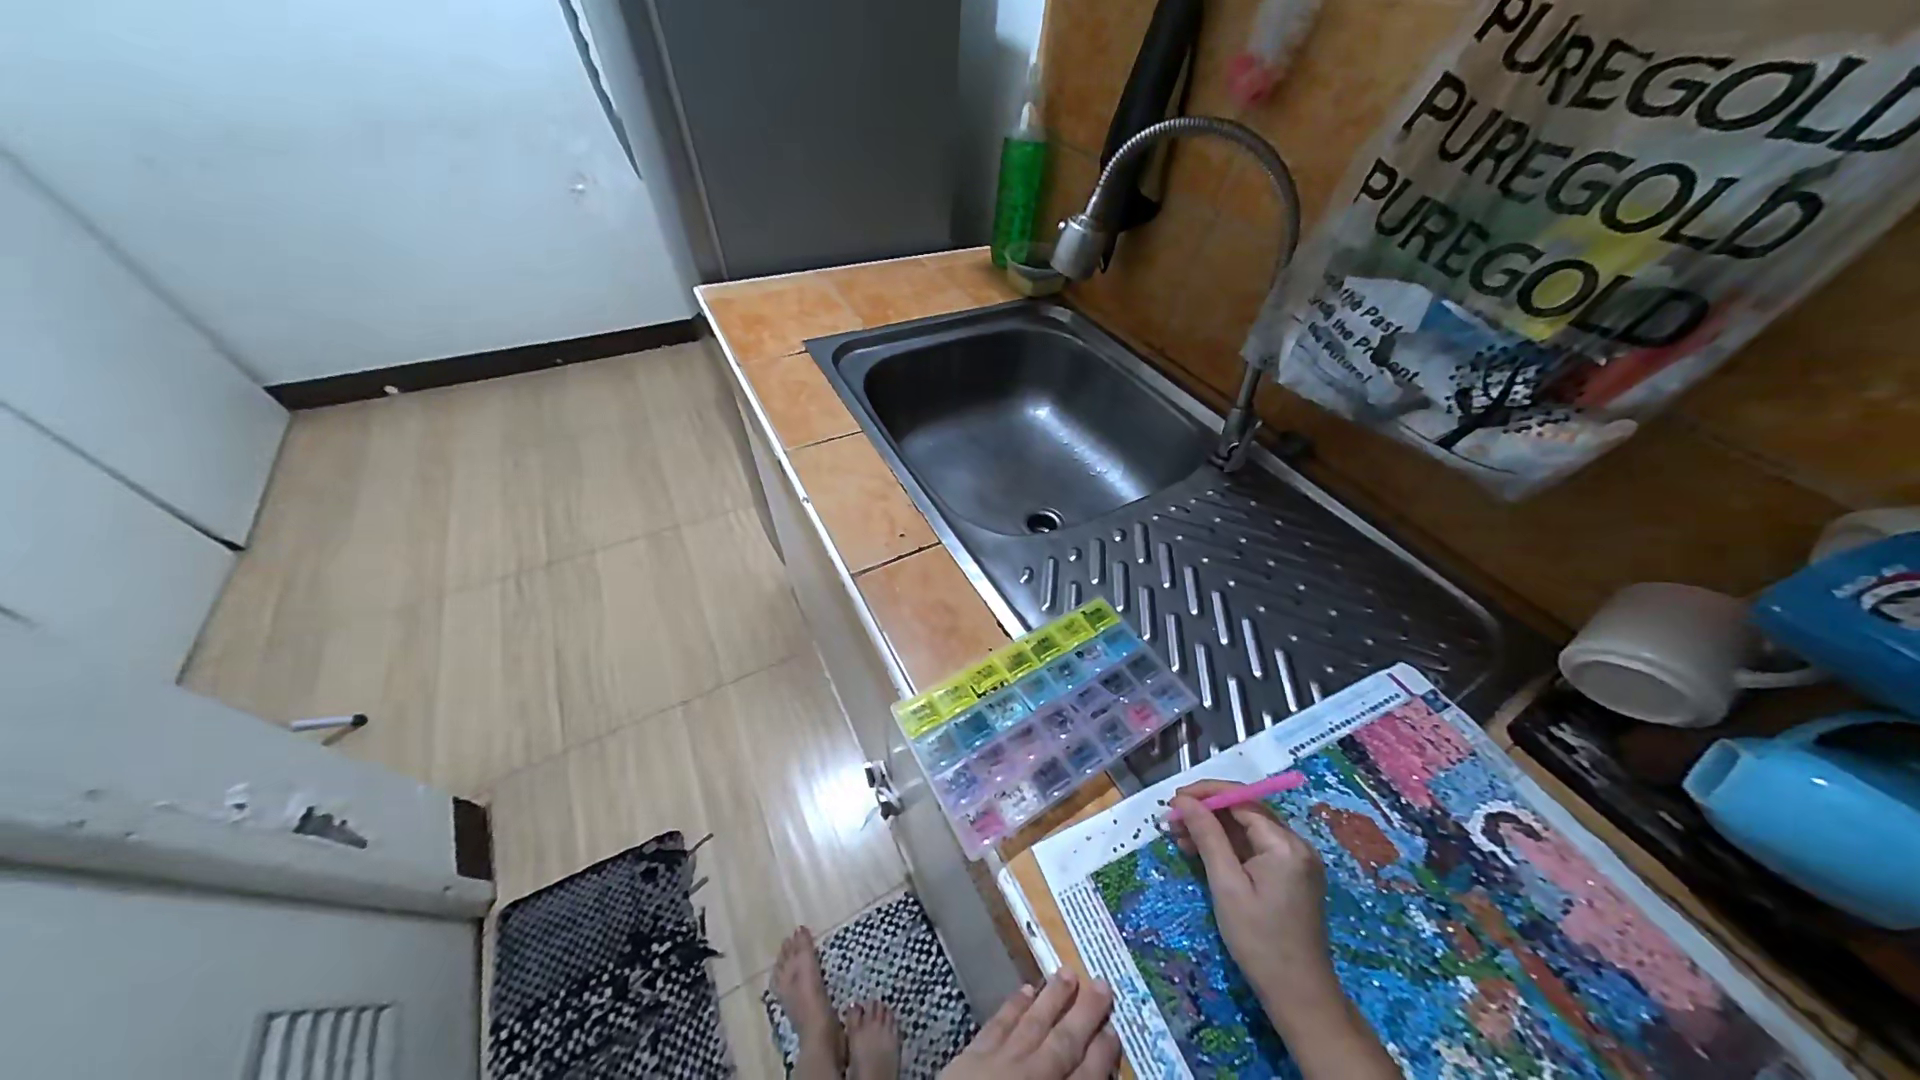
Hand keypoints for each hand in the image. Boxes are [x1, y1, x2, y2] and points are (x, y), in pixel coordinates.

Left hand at [940, 971, 1120, 1079]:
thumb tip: (1087, 1074)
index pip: (1086, 1077)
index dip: (1102, 1053)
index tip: (1114, 1029)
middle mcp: (1032, 1077)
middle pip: (1064, 1043)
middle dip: (1085, 1014)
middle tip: (1101, 983)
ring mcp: (1000, 1064)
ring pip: (1032, 1024)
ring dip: (1052, 999)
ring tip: (1067, 973)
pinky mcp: (970, 1058)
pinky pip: (997, 1026)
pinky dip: (1013, 1007)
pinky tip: (1025, 989)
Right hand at [1169, 780, 1335, 1016]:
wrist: (1298, 995)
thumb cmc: (1259, 941)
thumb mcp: (1226, 885)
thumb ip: (1207, 836)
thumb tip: (1184, 801)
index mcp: (1285, 844)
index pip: (1241, 799)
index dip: (1206, 794)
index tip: (1174, 800)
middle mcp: (1296, 844)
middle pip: (1245, 811)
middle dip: (1207, 811)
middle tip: (1172, 820)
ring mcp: (1296, 861)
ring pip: (1248, 829)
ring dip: (1214, 829)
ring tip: (1179, 836)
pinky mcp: (1291, 875)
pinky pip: (1256, 848)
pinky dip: (1228, 846)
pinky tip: (1201, 852)